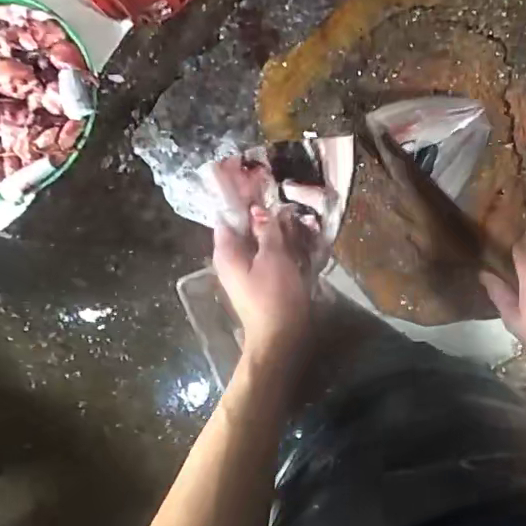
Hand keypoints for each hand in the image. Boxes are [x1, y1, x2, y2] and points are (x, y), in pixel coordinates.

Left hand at [214, 205, 311, 356]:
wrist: (281, 336)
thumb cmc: (274, 295)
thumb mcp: (273, 257)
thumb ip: (267, 231)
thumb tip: (260, 210)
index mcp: (226, 252)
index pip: (227, 217)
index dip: (243, 202)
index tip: (263, 188)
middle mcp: (231, 261)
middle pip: (245, 230)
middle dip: (265, 218)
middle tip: (287, 205)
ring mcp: (246, 273)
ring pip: (259, 244)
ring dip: (276, 234)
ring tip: (299, 222)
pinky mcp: (261, 283)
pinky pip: (268, 258)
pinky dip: (280, 249)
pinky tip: (299, 242)